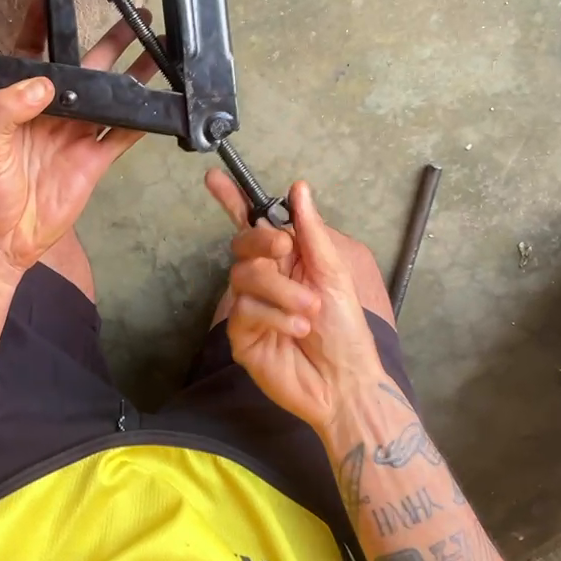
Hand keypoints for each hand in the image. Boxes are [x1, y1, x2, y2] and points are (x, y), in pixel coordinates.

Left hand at [0, 0, 158, 269]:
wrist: (1, 241)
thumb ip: (9, 111)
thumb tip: (44, 83)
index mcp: (20, 100)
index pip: (33, 51)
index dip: (44, 22)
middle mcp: (52, 111)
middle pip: (86, 68)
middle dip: (109, 41)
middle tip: (134, 16)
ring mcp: (75, 134)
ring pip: (110, 95)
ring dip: (133, 73)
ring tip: (157, 47)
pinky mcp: (94, 159)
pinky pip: (122, 134)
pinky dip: (141, 118)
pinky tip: (159, 100)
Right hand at [207, 176, 389, 430]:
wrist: (346, 383)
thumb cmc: (346, 330)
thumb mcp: (334, 274)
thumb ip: (311, 232)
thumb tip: (299, 187)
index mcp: (287, 260)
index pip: (254, 224)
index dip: (233, 200)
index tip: (214, 177)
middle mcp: (264, 279)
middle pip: (242, 244)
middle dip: (261, 241)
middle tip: (285, 249)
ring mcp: (249, 306)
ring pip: (244, 276)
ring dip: (281, 290)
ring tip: (309, 311)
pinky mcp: (241, 335)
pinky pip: (245, 310)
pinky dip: (275, 316)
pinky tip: (297, 329)